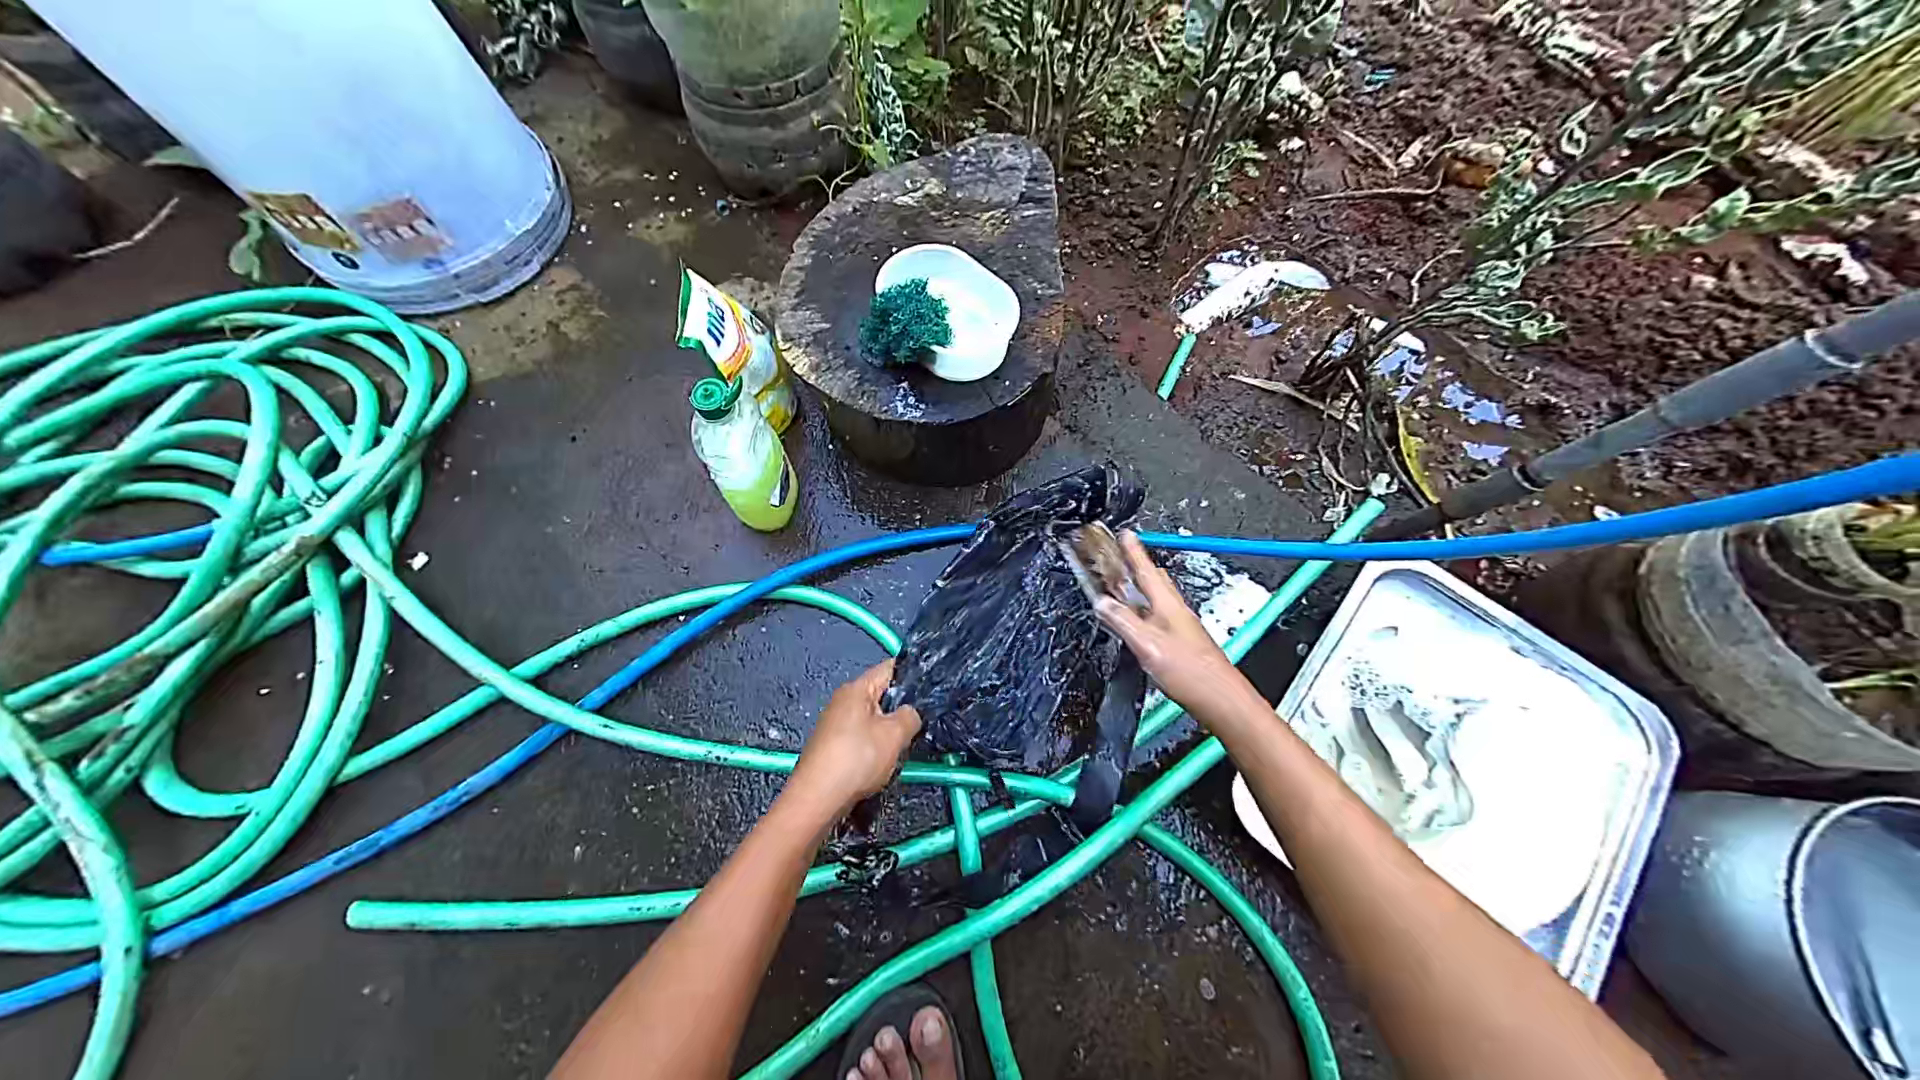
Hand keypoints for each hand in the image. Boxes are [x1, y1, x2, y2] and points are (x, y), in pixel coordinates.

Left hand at [785, 659, 920, 822]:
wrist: (817, 798)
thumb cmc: (857, 759)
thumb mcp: (895, 735)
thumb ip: (910, 716)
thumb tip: (910, 713)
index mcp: (856, 689)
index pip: (889, 668)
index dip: (912, 673)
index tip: (932, 684)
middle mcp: (843, 700)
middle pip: (881, 694)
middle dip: (902, 707)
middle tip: (921, 721)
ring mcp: (835, 723)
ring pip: (873, 718)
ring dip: (889, 730)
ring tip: (903, 745)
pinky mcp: (833, 744)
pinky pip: (862, 736)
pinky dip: (875, 745)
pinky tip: (882, 761)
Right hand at [1093, 531, 1251, 720]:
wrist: (1220, 698)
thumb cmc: (1191, 672)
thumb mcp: (1147, 644)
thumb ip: (1122, 621)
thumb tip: (1102, 603)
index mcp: (1167, 605)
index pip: (1146, 570)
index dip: (1134, 551)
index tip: (1126, 534)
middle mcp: (1176, 611)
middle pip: (1155, 581)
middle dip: (1138, 566)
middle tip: (1123, 557)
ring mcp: (1181, 627)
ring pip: (1158, 598)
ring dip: (1141, 588)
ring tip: (1126, 585)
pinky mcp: (1182, 642)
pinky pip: (1160, 616)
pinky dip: (1145, 610)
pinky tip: (1140, 621)